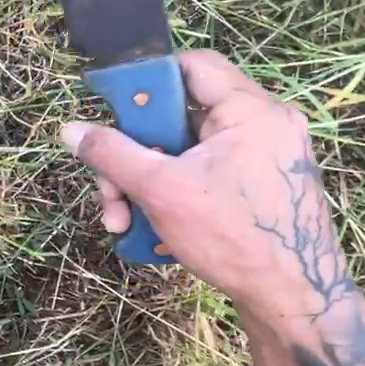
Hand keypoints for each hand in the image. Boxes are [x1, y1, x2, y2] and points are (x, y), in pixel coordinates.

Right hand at [60, 50, 351, 323]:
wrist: (293, 299)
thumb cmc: (233, 235)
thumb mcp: (158, 188)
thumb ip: (109, 153)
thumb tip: (70, 130)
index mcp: (250, 113)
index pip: (191, 66)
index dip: (145, 79)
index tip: (108, 103)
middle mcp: (260, 126)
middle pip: (173, 118)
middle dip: (130, 153)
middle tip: (108, 183)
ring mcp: (258, 158)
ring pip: (178, 152)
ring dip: (138, 183)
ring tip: (121, 220)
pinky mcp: (253, 186)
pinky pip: (196, 174)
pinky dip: (165, 195)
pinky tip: (146, 228)